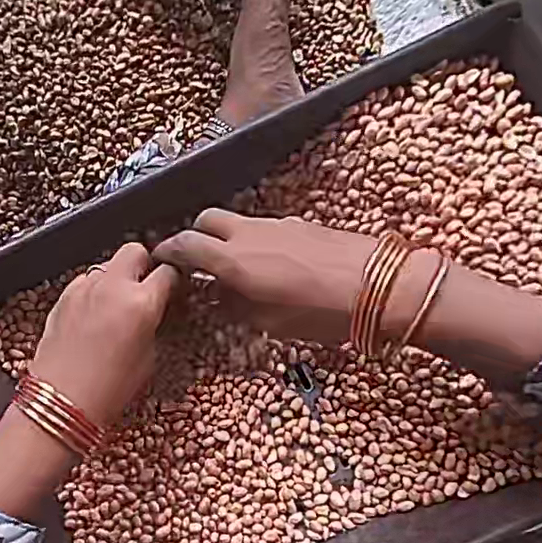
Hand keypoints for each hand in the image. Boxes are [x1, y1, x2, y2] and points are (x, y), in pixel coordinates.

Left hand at [28, 243, 181, 424]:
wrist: (62, 402)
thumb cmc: (107, 389)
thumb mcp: (149, 359)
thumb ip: (155, 325)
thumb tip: (156, 312)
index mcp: (142, 302)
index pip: (168, 271)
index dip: (174, 280)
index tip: (173, 289)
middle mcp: (112, 287)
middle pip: (135, 251)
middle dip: (144, 265)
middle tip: (146, 287)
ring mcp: (84, 289)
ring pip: (108, 264)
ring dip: (117, 278)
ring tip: (119, 305)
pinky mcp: (63, 297)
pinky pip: (85, 281)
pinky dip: (94, 290)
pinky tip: (96, 314)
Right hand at [151, 209, 378, 344]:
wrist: (380, 285)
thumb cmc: (320, 313)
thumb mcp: (269, 323)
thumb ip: (235, 306)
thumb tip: (219, 296)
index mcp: (232, 259)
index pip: (185, 244)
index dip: (168, 250)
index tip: (161, 259)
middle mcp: (248, 234)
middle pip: (206, 219)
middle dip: (195, 235)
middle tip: (196, 261)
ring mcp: (276, 224)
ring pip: (237, 221)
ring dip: (226, 237)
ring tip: (236, 267)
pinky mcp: (300, 224)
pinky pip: (264, 227)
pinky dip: (254, 240)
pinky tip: (271, 265)